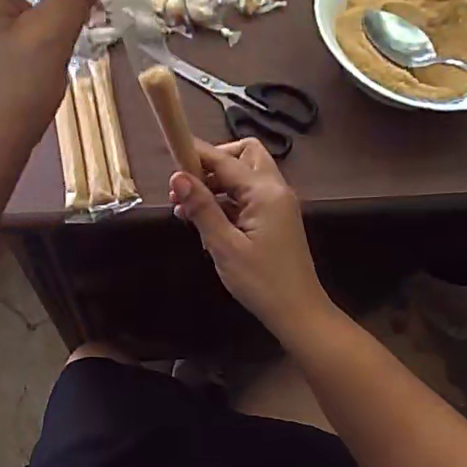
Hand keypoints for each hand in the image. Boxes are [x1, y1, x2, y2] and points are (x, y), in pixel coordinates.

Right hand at [169, 139, 333, 337]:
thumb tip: (177, 177)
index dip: (196, 155)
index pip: (225, 160)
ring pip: (244, 176)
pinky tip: (205, 223)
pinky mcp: (275, 219)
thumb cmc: (261, 282)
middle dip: (213, 163)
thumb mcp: (225, 246)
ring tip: (187, 210)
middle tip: (187, 187)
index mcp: (265, 192)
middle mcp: (275, 190)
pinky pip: (248, 197)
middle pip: (244, 155)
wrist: (297, 311)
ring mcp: (277, 204)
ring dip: (216, 185)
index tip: (169, 156)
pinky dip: (226, 201)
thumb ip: (202, 209)